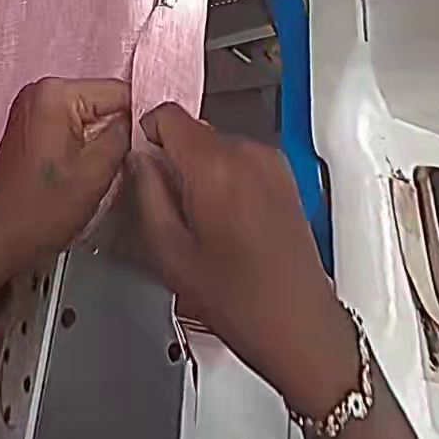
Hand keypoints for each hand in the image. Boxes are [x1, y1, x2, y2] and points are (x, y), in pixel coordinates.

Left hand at [0, 78, 131, 299]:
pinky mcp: (30, 124)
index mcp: (56, 94)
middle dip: (118, 126)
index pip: (117, 91)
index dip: (138, 116)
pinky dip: (84, 140)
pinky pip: (71, 121)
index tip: (149, 140)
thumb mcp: (97, 170)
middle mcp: (40, 90)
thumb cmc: (41, 210)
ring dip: (101, 135)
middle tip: (129, 157)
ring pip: (88, 112)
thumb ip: (124, 134)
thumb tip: (138, 120)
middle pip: (101, 99)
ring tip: (106, 164)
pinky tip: (87, 164)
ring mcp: (32, 106)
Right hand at [131, 103, 358, 419]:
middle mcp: (246, 153)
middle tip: (170, 203)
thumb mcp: (170, 252)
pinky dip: (226, 175)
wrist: (299, 323)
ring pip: (215, 144)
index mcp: (214, 167)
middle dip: (175, 157)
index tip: (144, 155)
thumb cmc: (239, 300)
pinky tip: (227, 218)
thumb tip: (140, 160)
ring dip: (201, 168)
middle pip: (193, 130)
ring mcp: (269, 160)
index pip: (170, 114)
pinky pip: (240, 157)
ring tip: (202, 219)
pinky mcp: (283, 172)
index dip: (149, 131)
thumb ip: (147, 192)